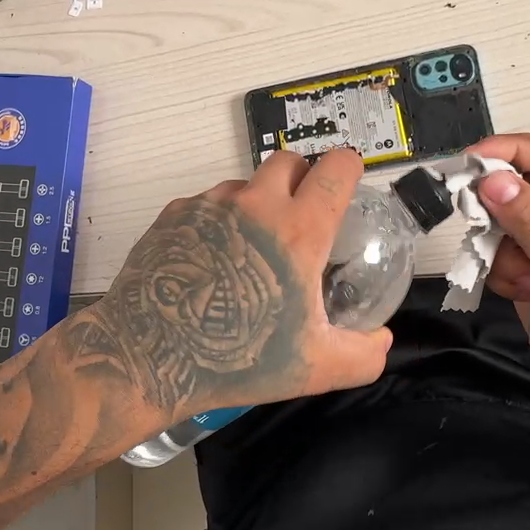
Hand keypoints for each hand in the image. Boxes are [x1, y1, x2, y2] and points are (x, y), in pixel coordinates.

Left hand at [92, 148, 393, 424]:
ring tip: (253, 248)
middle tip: (303, 216)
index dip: (348, 168)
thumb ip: (363, 354)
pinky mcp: (174, 214)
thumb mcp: (315, 368)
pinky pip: (208, 203)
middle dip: (303, 177)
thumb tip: (381, 340)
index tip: (348, 184)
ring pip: (245, 183)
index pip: (335, 168)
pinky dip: (220, 221)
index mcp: (297, 230)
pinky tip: (212, 260)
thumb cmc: (237, 358)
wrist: (147, 354)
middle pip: (289, 161)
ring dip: (258, 202)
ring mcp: (209, 205)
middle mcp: (254, 204)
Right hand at [467, 134, 529, 374]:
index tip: (468, 164)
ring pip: (496, 217)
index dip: (504, 151)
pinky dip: (501, 269)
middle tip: (484, 229)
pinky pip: (494, 248)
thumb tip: (491, 179)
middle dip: (495, 209)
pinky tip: (525, 289)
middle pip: (512, 181)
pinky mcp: (526, 257)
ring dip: (499, 247)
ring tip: (524, 275)